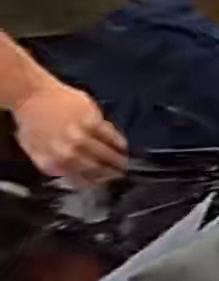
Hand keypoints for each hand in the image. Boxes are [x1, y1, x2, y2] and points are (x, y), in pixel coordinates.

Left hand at [13, 79, 127, 183]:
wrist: (32, 95)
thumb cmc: (32, 119)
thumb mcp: (30, 142)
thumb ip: (46, 157)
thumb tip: (62, 171)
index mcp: (47, 154)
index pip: (71, 174)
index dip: (86, 181)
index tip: (97, 185)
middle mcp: (63, 146)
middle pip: (92, 164)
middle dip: (107, 173)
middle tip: (119, 176)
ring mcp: (79, 133)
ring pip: (104, 151)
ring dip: (117, 159)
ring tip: (126, 164)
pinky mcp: (93, 121)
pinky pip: (111, 135)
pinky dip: (119, 142)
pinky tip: (124, 146)